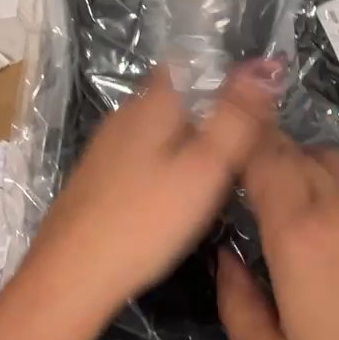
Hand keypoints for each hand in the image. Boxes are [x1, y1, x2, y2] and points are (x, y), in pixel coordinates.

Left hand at [27, 61, 283, 308]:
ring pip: (159, 128)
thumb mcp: (207, 166)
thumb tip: (267, 63)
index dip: (224, 75)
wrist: (71, 276)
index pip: (191, 63)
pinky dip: (166, 166)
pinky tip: (176, 199)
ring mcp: (107, 146)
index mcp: (154, 102)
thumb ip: (238, 115)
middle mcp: (126, 113)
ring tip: (218, 176)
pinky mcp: (96, 178)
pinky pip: (143, 156)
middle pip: (176, 96)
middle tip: (246, 147)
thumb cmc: (147, 218)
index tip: (253, 104)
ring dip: (188, 141)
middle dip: (210, 112)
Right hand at [216, 134, 338, 339]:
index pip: (261, 158)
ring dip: (298, 164)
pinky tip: (329, 213)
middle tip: (245, 186)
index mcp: (298, 233)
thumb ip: (234, 303)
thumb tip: (227, 255)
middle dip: (263, 157)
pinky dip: (332, 177)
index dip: (237, 152)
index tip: (222, 170)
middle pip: (291, 150)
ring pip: (325, 155)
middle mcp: (337, 201)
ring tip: (286, 198)